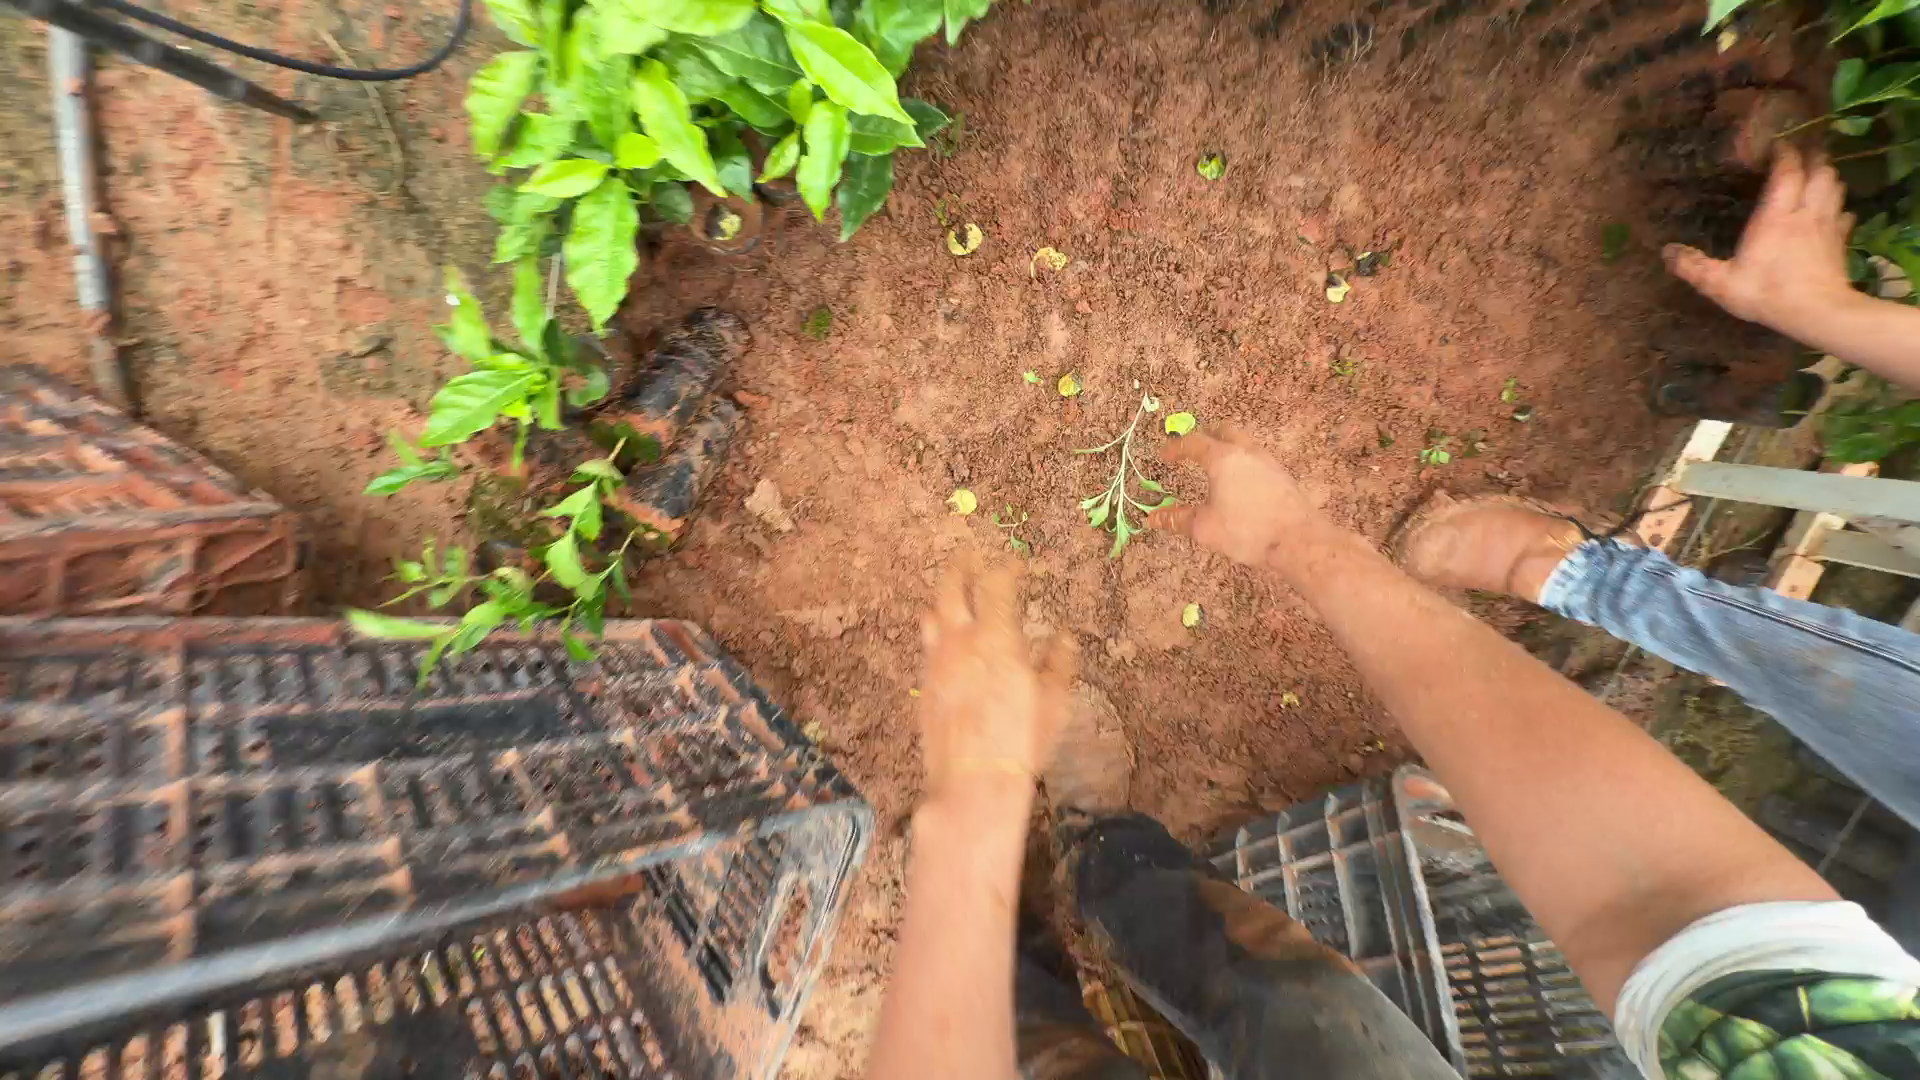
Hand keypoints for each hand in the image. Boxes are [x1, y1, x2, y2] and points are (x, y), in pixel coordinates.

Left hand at [918, 558, 1076, 805]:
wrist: (973, 780)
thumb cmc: (1022, 740)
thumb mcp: (1054, 701)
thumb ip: (1058, 662)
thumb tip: (1064, 636)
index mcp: (997, 637)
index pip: (996, 584)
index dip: (1006, 567)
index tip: (1016, 564)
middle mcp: (961, 639)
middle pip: (951, 586)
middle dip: (961, 566)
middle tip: (969, 556)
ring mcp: (937, 660)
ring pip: (931, 612)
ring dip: (943, 597)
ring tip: (952, 594)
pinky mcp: (923, 682)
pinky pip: (926, 643)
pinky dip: (937, 630)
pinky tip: (945, 639)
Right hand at [1153, 429, 1324, 566]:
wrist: (1299, 540)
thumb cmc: (1246, 531)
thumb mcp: (1205, 528)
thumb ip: (1178, 519)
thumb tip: (1153, 517)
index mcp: (1223, 459)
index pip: (1194, 442)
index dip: (1176, 448)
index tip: (1164, 456)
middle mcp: (1246, 452)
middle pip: (1224, 431)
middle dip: (1205, 436)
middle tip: (1192, 450)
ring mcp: (1268, 462)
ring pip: (1243, 443)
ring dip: (1226, 448)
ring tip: (1215, 467)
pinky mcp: (1282, 476)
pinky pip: (1256, 458)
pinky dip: (1241, 462)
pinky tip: (1239, 483)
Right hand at [1663, 143, 1858, 337]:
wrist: (1814, 308)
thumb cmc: (1762, 292)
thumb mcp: (1716, 282)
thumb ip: (1691, 265)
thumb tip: (1666, 250)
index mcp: (1775, 218)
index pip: (1787, 174)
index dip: (1785, 155)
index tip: (1779, 144)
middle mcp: (1806, 213)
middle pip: (1820, 173)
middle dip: (1813, 158)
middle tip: (1803, 152)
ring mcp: (1828, 224)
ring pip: (1835, 186)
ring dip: (1827, 175)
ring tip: (1817, 173)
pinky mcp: (1840, 238)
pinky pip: (1843, 212)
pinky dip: (1837, 204)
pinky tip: (1830, 210)